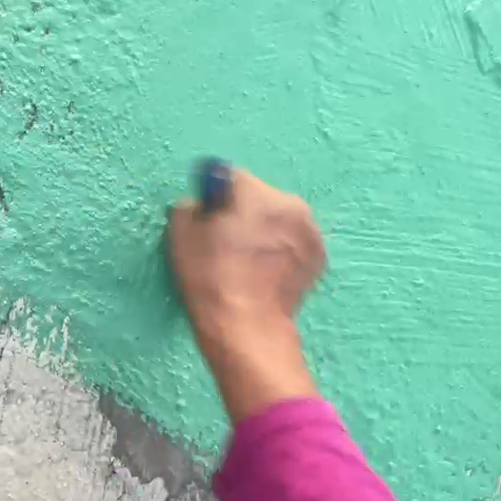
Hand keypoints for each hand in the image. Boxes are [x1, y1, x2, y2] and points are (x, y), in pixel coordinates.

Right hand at [165, 168, 325, 420]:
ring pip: (279, 219)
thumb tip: (198, 204)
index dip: (213, 196)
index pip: (229, 176)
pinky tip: (262, 274)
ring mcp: (310, 230)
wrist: (245, 325)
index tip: (206, 218)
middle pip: (258, 197)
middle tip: (224, 244)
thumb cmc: (209, 279)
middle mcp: (289, 203)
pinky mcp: (319, 256)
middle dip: (243, 213)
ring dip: (264, 231)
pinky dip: (280, 252)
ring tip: (244, 262)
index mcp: (254, 193)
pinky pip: (294, 242)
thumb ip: (188, 208)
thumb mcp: (180, 238)